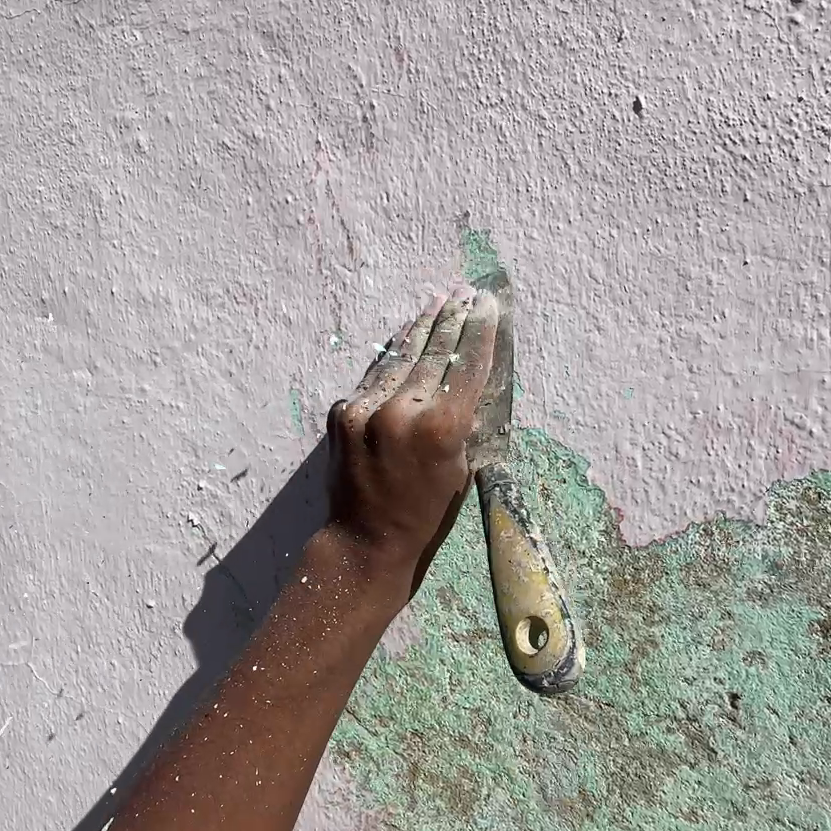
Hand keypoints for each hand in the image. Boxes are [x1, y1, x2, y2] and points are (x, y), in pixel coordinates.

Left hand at [324, 285, 498, 601]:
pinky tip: (405, 338)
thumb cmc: (426, 511)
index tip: (488, 304)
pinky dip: (393, 358)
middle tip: (464, 292)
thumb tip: (464, 377)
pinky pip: (375, 377)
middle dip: (452, 318)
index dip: (481, 331)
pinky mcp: (342, 412)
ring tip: (435, 301)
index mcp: (442, 428)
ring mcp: (366, 408)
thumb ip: (462, 420)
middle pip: (434, 352)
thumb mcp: (461, 467)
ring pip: (400, 357)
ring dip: (420, 327)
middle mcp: (402, 410)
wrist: (365, 539)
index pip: (468, 366)